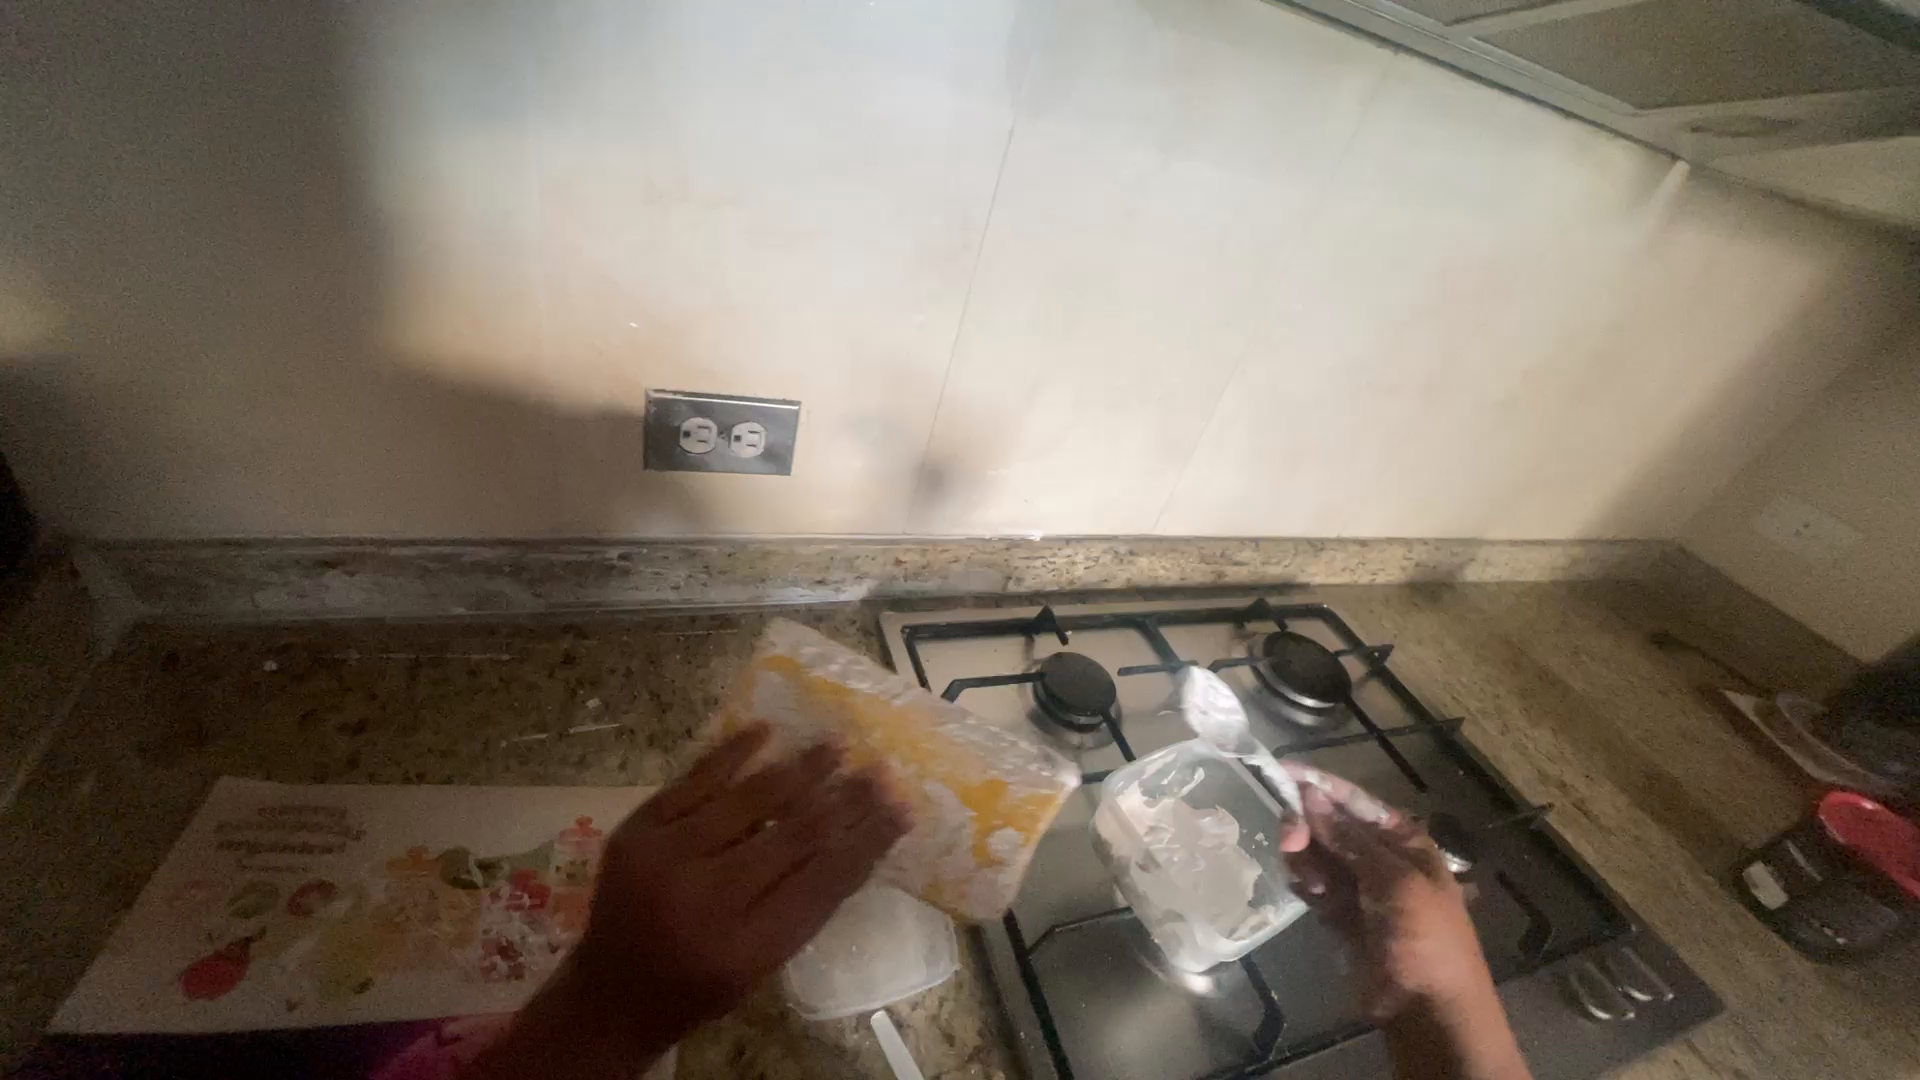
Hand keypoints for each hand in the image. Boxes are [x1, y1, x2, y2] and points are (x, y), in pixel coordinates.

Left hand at [467, 725, 909, 1077]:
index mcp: (748, 947)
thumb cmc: (701, 983)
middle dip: (846, 798)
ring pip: (751, 800)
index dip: (869, 839)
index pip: (826, 880)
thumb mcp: (764, 961)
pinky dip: (733, 753)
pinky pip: (695, 780)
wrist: (609, 995)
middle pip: (795, 835)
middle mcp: (708, 901)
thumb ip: (809, 903)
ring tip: (836, 744)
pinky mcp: (638, 830)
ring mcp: (666, 859)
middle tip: (879, 769)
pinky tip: (765, 732)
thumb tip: (862, 836)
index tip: (903, 807)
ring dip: (801, 769)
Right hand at [1279, 767, 1530, 1079]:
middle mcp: (1377, 857)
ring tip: (1312, 884)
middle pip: (1327, 824)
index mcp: (1402, 841)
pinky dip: (1304, 885)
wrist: (1428, 1013)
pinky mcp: (1337, 911)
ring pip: (1314, 852)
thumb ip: (1348, 838)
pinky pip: (1310, 883)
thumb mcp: (1394, 881)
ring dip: (1305, 860)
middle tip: (1289, 840)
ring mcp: (1356, 885)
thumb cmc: (1425, 938)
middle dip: (1306, 827)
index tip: (1282, 770)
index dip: (1319, 784)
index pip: (1353, 801)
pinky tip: (1312, 898)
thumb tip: (1310, 794)